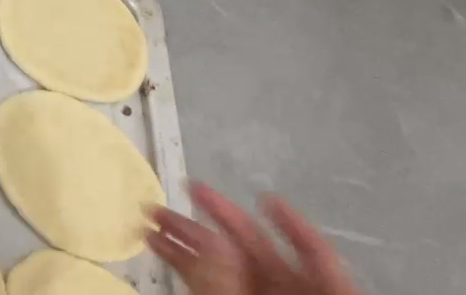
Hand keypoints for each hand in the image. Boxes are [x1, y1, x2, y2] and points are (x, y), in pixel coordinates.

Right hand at [148, 183, 359, 294]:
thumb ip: (233, 277)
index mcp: (317, 291)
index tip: (265, 194)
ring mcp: (260, 294)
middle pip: (260, 249)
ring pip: (226, 259)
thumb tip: (212, 236)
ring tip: (153, 213)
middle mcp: (290, 290)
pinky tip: (156, 239)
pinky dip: (181, 256)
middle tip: (185, 185)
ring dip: (187, 233)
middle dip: (217, 216)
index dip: (292, 224)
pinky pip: (208, 275)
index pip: (315, 254)